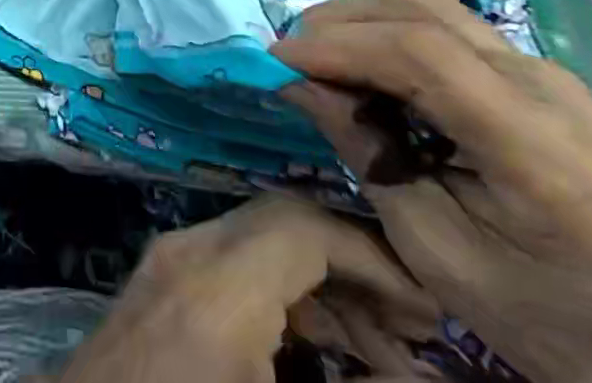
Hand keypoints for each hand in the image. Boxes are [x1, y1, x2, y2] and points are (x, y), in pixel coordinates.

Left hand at [60, 196, 439, 382]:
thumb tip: (420, 377)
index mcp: (219, 285)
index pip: (306, 227)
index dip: (377, 260)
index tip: (432, 312)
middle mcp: (188, 253)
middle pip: (283, 224)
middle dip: (356, 267)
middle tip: (419, 330)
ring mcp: (166, 262)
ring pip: (258, 242)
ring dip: (322, 284)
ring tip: (387, 354)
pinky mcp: (158, 282)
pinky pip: (232, 265)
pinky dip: (282, 293)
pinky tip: (323, 348)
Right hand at [273, 0, 591, 382]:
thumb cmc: (514, 305)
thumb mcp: (420, 238)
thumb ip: (360, 147)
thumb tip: (291, 78)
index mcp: (551, 163)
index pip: (429, 58)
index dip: (341, 45)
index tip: (278, 59)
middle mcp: (568, 103)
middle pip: (429, 14)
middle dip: (342, 21)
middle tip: (292, 55)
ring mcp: (566, 82)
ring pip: (437, 8)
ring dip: (363, 18)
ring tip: (322, 54)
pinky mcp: (549, 75)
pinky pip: (453, 27)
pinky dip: (391, 32)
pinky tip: (369, 66)